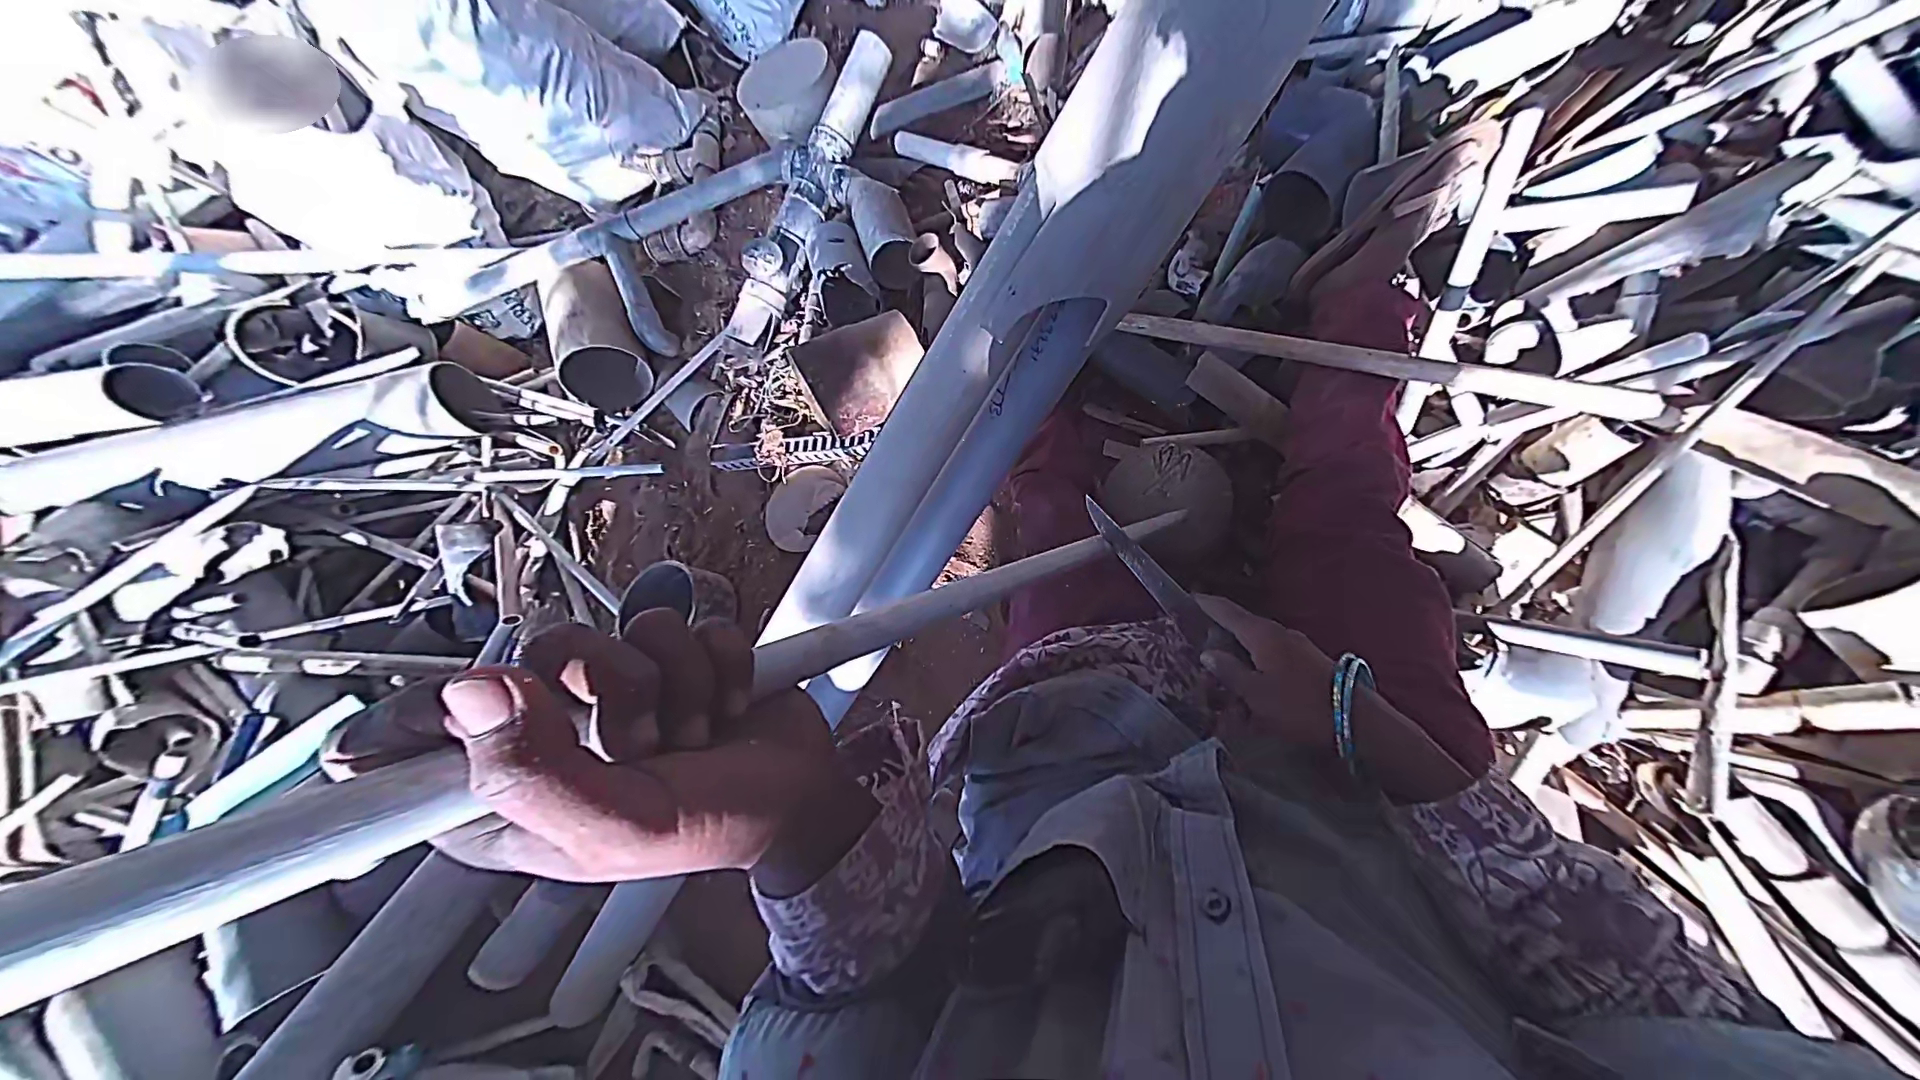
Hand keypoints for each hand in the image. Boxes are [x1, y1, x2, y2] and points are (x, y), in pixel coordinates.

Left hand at [325, 612, 875, 889]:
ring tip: (697, 730)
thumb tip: (469, 693)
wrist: (793, 794)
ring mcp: (623, 681)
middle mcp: (559, 724)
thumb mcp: (615, 827)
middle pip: (545, 649)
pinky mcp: (679, 652)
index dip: (435, 706)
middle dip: (616, 688)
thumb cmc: (709, 826)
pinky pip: (691, 622)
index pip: (405, 736)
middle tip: (647, 740)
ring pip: (629, 627)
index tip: (499, 702)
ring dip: (682, 681)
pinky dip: (721, 663)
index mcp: (512, 789)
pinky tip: (725, 704)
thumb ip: (533, 775)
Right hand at [1193, 595, 1475, 801]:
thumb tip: (1207, 652)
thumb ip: (1228, 671)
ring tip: (1218, 666)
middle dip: (1217, 630)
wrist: (1359, 723)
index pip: (1225, 609)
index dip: (1203, 603)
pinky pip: (1270, 654)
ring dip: (1236, 649)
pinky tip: (1248, 681)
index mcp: (1262, 634)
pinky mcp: (1307, 661)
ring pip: (1255, 641)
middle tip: (1194, 638)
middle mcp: (1279, 632)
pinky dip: (1253, 661)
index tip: (1184, 597)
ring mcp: (1296, 645)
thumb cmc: (1300, 707)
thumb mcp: (1255, 694)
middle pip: (1240, 624)